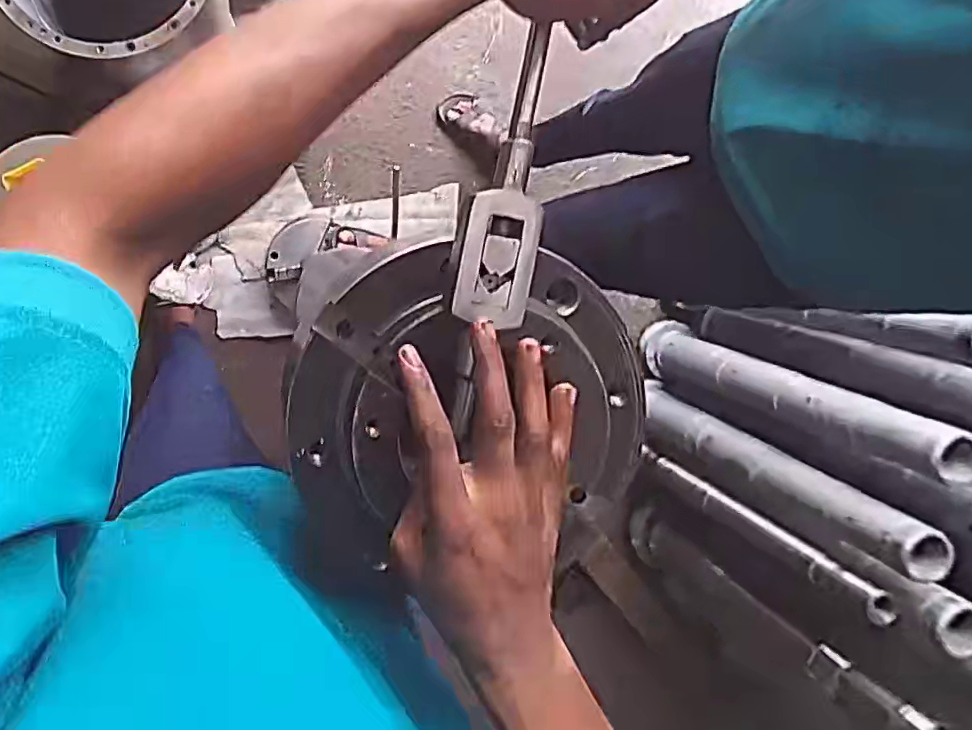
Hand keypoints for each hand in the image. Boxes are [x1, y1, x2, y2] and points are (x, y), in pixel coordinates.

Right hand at [392, 322, 605, 728]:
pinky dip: (564, 418)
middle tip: (482, 332)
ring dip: (531, 383)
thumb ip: (410, 494)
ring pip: (535, 430)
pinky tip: (564, 389)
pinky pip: (560, 453)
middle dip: (490, 369)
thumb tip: (412, 446)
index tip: (411, 358)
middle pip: (496, 422)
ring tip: (527, 345)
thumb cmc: (452, 598)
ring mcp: (530, 500)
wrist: (509, 639)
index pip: (434, 440)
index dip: (422, 393)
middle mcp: (496, 499)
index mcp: (453, 512)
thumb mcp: (407, 549)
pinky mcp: (551, 505)